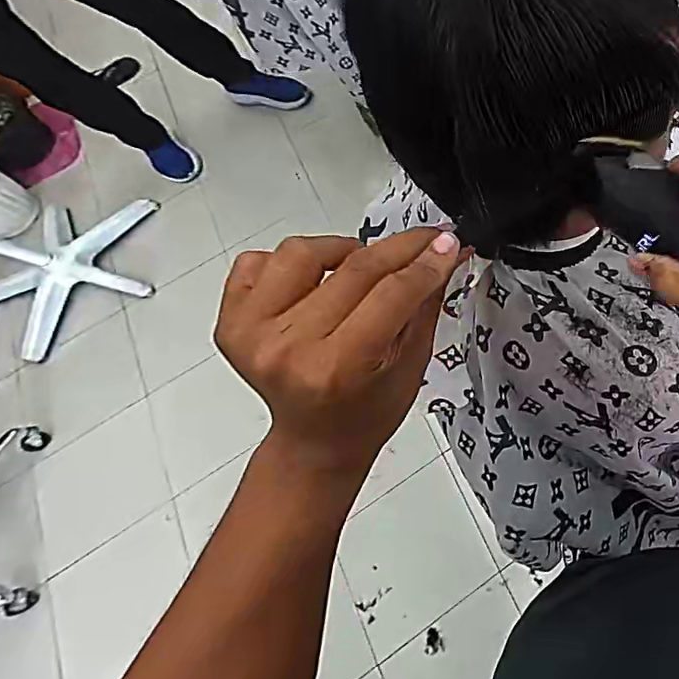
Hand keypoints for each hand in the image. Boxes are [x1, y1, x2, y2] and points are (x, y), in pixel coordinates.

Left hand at [216, 229, 469, 477]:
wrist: (317, 439)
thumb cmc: (367, 410)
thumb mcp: (414, 359)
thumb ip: (426, 300)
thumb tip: (445, 253)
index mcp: (338, 366)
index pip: (393, 292)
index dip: (427, 261)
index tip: (447, 243)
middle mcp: (288, 348)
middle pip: (356, 268)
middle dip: (402, 247)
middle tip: (426, 240)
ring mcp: (252, 333)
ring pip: (304, 253)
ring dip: (345, 250)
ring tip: (363, 268)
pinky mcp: (231, 322)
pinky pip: (258, 262)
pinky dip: (294, 262)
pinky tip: (319, 281)